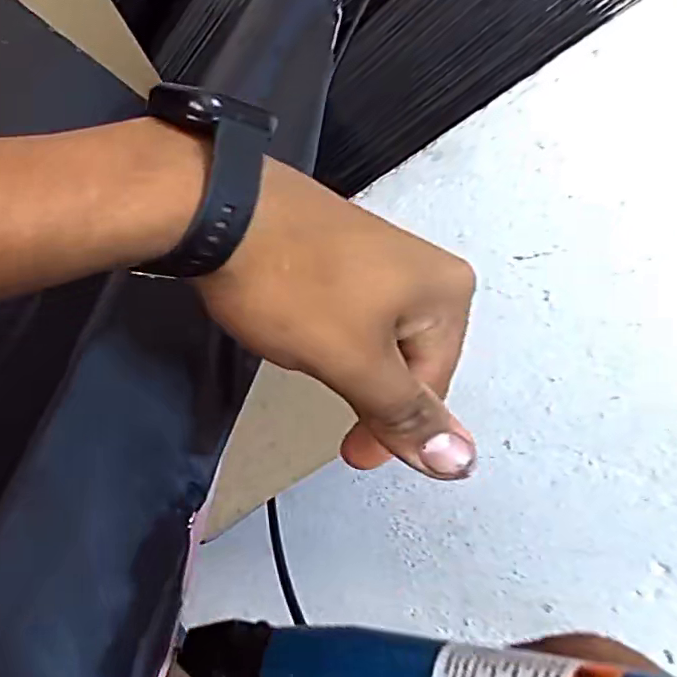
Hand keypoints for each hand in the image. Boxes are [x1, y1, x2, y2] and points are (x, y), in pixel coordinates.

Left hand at [195, 158, 478, 479]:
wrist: (220, 216)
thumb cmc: (286, 278)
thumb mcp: (352, 360)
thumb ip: (401, 412)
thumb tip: (456, 460)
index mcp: (444, 292)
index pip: (432, 386)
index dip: (393, 428)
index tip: (357, 452)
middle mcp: (416, 266)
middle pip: (399, 359)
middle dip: (355, 380)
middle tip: (316, 378)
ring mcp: (369, 253)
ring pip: (362, 334)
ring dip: (331, 354)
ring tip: (293, 336)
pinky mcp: (327, 249)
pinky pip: (332, 306)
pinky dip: (311, 324)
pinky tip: (283, 315)